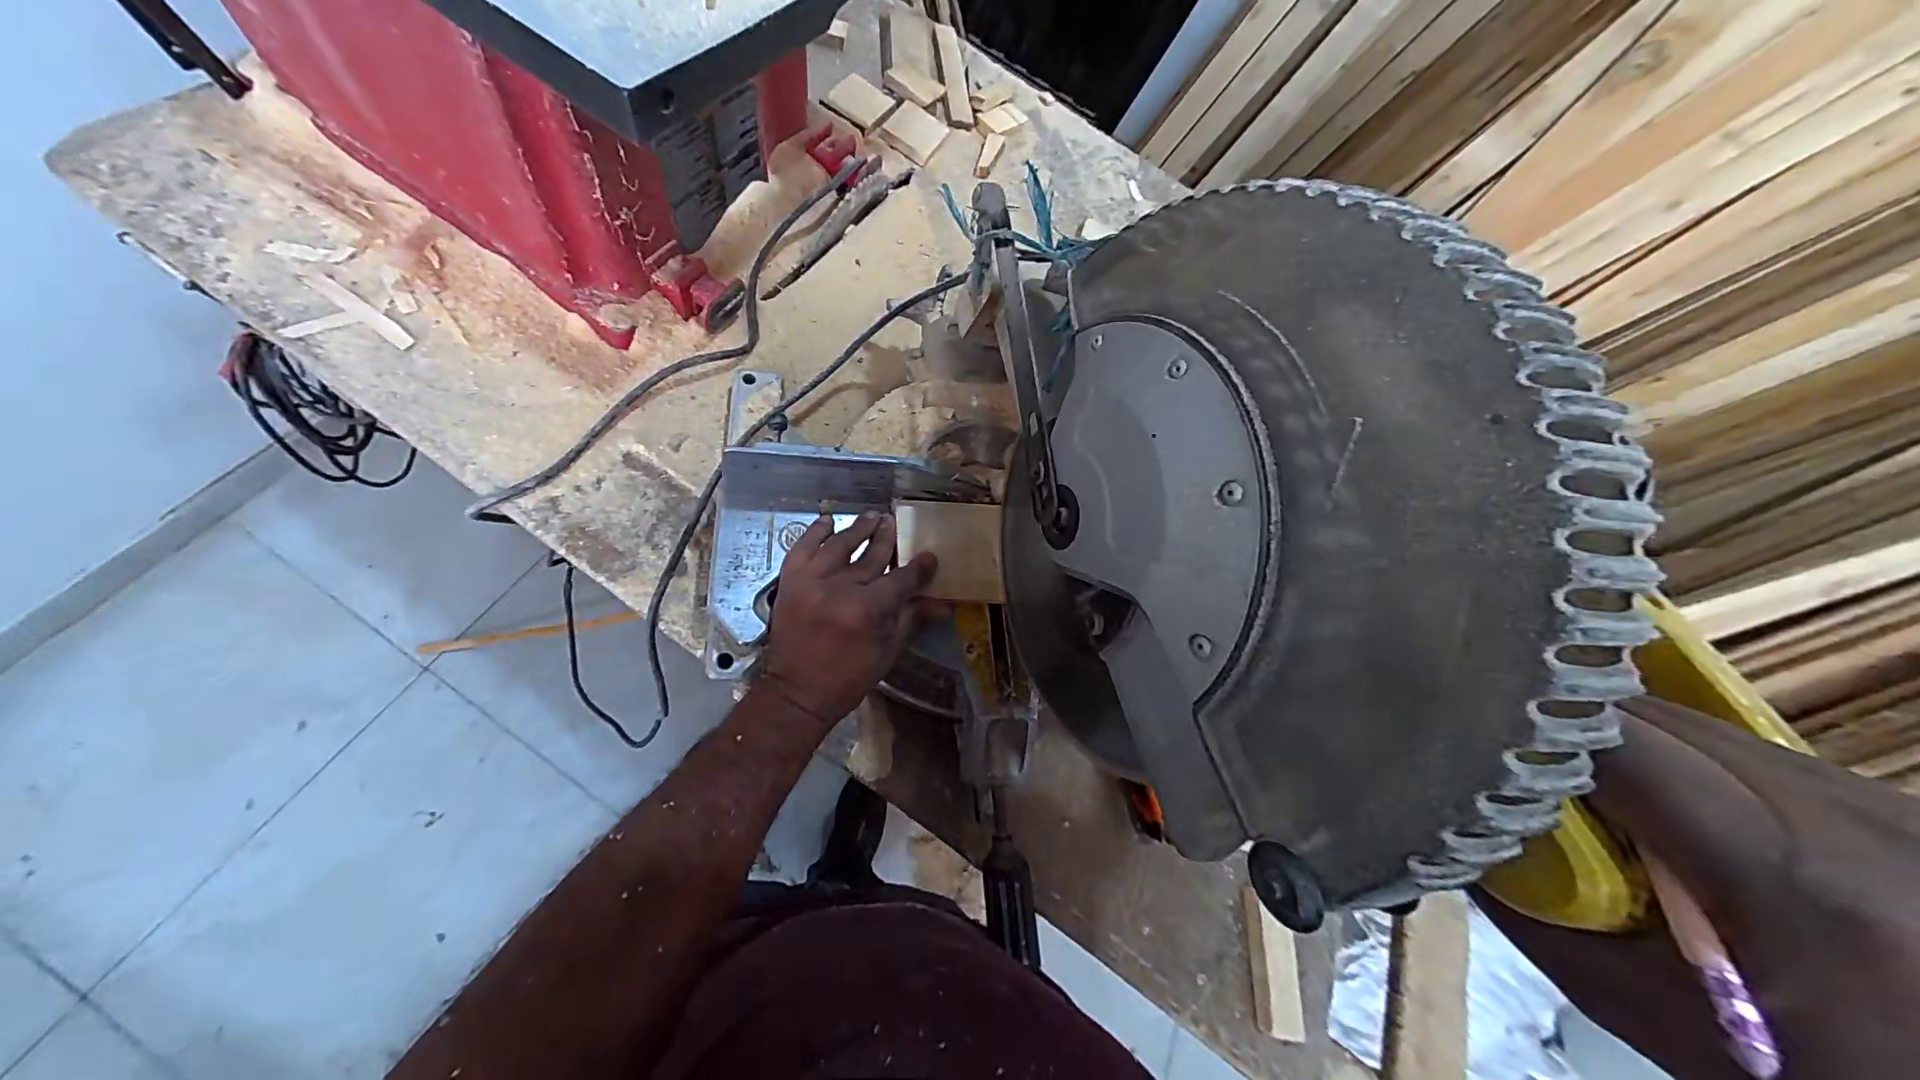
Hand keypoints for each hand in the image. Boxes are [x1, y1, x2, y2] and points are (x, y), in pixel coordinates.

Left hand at [756, 511, 942, 727]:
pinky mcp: (790, 581)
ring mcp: (811, 582)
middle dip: (887, 539)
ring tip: (872, 516)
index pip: (901, 580)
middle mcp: (840, 589)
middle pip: (872, 556)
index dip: (918, 568)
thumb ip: (912, 619)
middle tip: (895, 524)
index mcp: (868, 610)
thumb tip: (943, 603)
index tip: (929, 557)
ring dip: (859, 528)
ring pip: (841, 545)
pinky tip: (828, 520)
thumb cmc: (848, 678)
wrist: (796, 693)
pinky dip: (815, 532)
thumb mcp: (887, 652)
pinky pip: (803, 547)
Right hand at [1481, 697, 1919, 1078]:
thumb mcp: (1640, 1007)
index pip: (1615, 739)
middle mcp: (1849, 814)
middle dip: (1561, 730)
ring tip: (1579, 791)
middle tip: (1509, 768)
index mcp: (1786, 875)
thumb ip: (1531, 913)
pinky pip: (1734, 747)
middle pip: (1648, 717)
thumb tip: (1455, 830)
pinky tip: (1662, 810)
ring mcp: (1881, 799)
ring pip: (1689, 722)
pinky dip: (1671, 761)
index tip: (1467, 737)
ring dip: (1613, 742)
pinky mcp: (1886, 797)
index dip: (1527, 724)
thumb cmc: (1786, 1067)